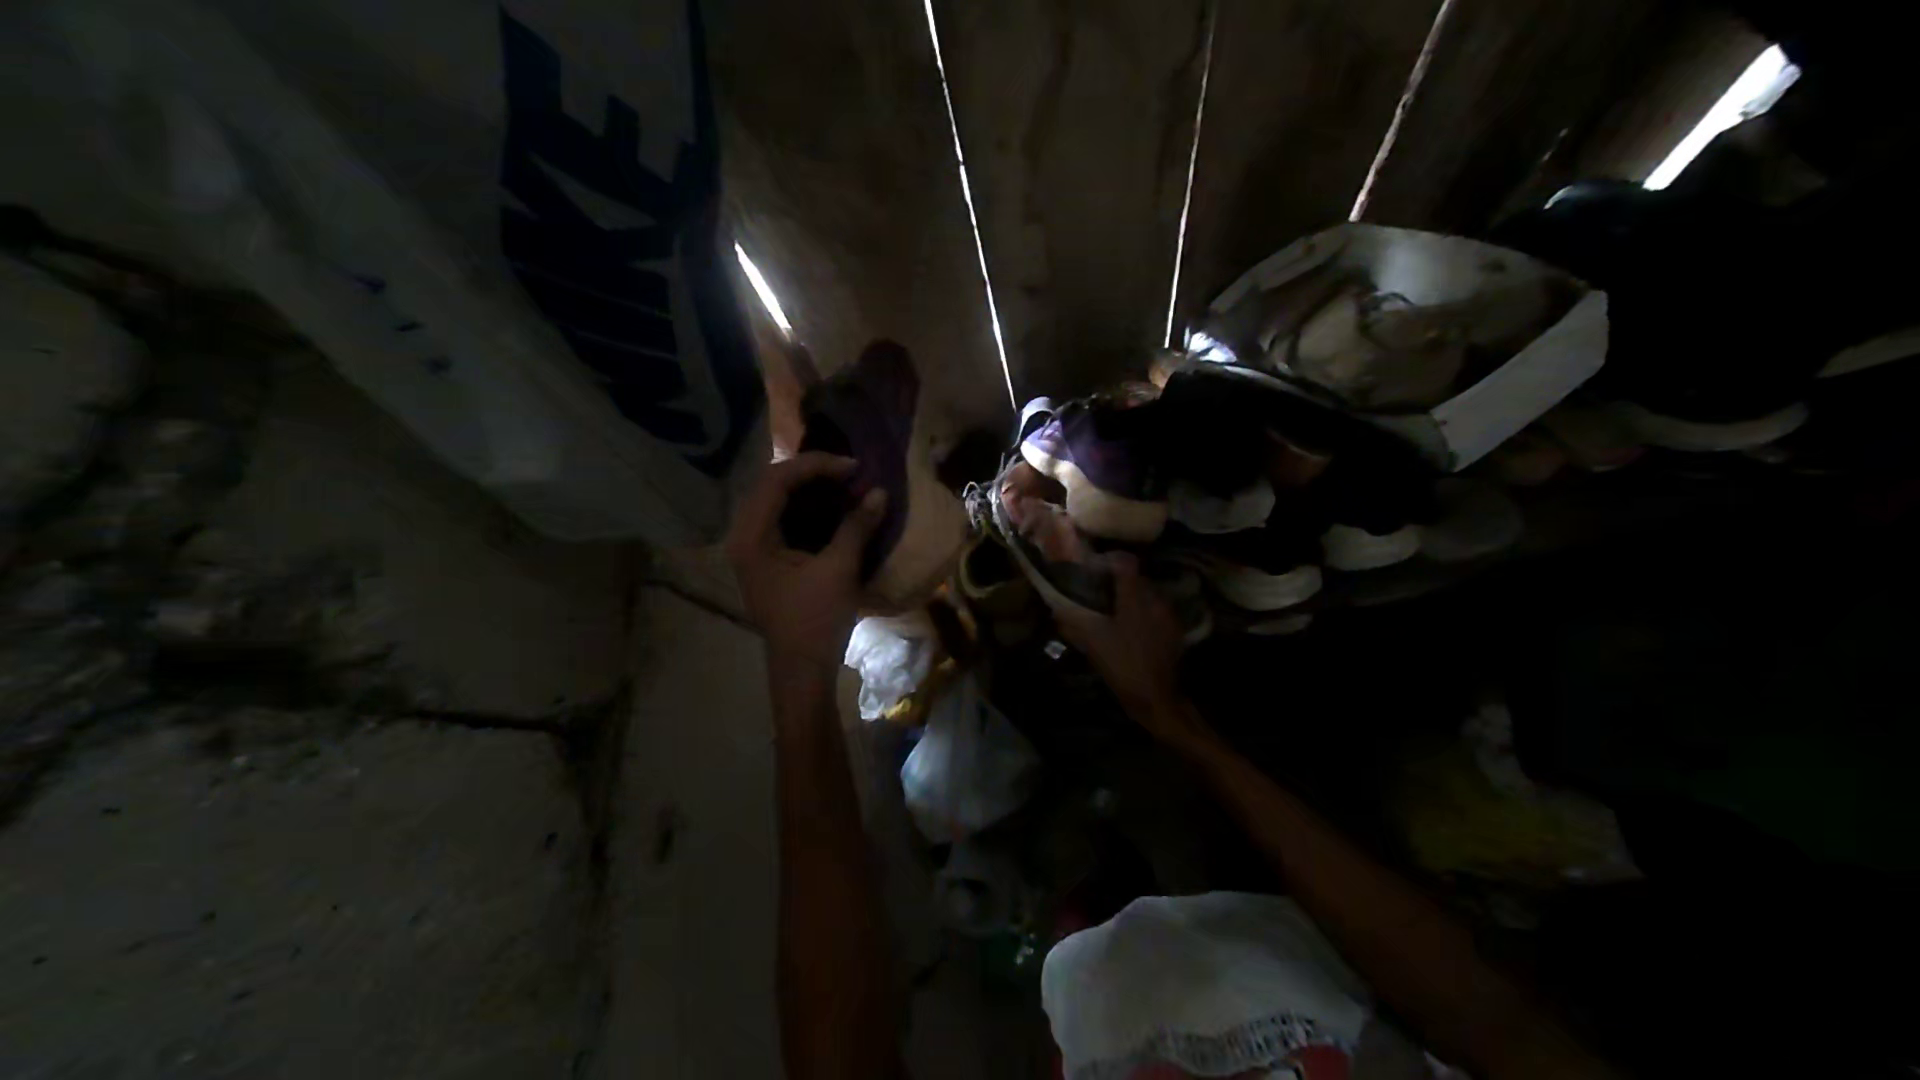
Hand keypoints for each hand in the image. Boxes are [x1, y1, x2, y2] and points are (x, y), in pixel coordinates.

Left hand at [726, 452, 886, 672]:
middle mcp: (743, 536)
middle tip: (848, 471)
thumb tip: (880, 492)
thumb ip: (857, 526)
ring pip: (775, 500)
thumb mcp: (839, 570)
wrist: (802, 669)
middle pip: (771, 485)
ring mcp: (751, 548)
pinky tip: (831, 506)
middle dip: (811, 472)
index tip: (853, 467)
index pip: (776, 480)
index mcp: (751, 537)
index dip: (815, 466)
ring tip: (843, 483)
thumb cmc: (815, 621)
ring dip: (808, 488)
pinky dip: (806, 507)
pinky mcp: (765, 559)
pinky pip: (781, 519)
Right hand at [1046, 553, 1193, 732]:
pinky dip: (1142, 613)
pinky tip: (1129, 629)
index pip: (1125, 562)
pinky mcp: (1175, 632)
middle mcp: (1156, 600)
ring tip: (1112, 612)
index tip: (1092, 569)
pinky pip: (1156, 611)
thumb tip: (1055, 609)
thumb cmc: (1123, 664)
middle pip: (1137, 577)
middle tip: (1098, 592)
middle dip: (1117, 581)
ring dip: (1131, 598)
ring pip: (1148, 595)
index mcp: (1135, 597)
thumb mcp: (1092, 641)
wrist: (1157, 698)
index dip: (1108, 560)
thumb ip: (1072, 620)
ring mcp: (1169, 616)